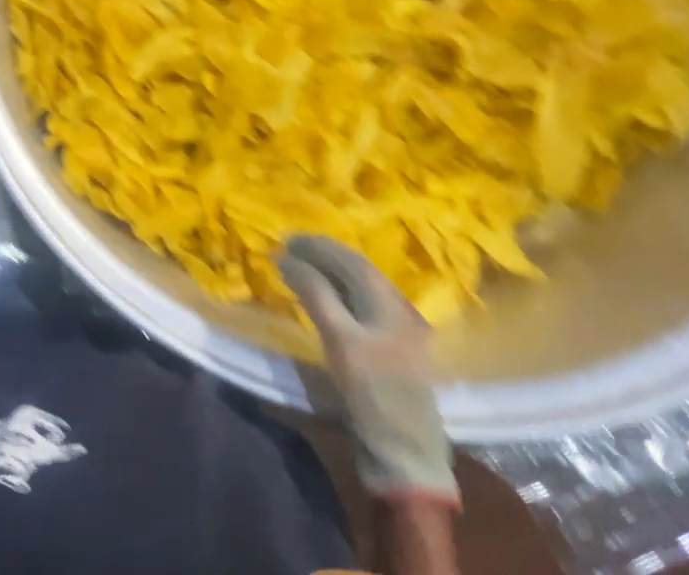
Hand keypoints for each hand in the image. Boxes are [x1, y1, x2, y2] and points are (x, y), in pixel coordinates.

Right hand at [278, 235, 459, 507]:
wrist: (403, 449)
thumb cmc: (372, 394)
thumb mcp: (340, 341)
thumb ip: (316, 295)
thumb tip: (288, 260)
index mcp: (391, 304)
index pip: (351, 261)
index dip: (317, 247)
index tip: (285, 240)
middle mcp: (399, 309)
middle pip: (358, 270)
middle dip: (323, 254)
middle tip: (288, 247)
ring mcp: (397, 329)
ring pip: (361, 286)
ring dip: (329, 270)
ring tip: (300, 265)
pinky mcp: (390, 347)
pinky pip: (361, 304)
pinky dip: (337, 290)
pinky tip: (322, 295)